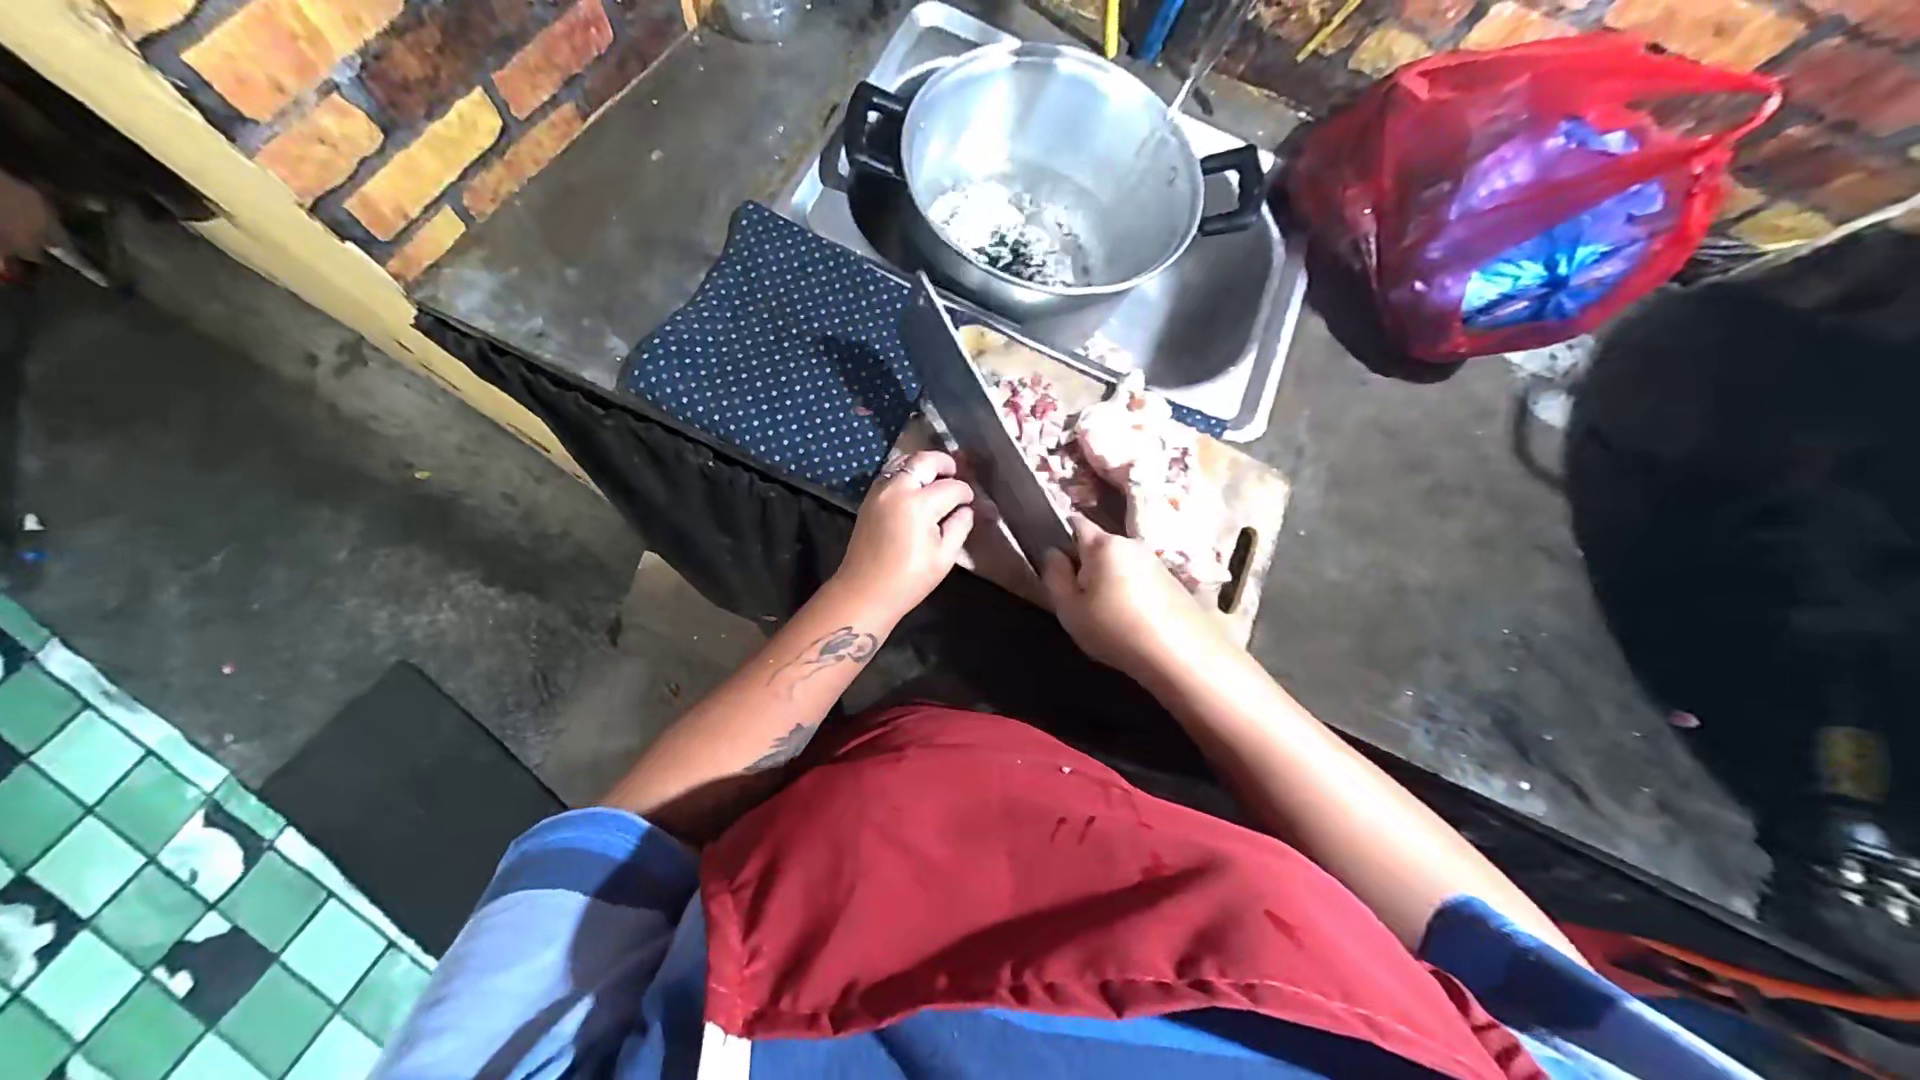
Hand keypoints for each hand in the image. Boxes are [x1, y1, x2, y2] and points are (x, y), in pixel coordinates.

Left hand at [833, 451, 974, 620]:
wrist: (864, 591)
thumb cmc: (909, 580)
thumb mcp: (944, 557)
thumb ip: (959, 526)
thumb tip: (966, 510)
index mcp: (919, 504)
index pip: (951, 487)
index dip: (965, 493)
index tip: (971, 502)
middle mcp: (897, 489)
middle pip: (924, 460)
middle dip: (945, 463)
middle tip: (957, 471)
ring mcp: (879, 491)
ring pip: (904, 461)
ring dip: (923, 464)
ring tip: (937, 476)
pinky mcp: (869, 498)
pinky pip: (890, 473)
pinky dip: (906, 472)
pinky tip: (917, 486)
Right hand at [1041, 514, 1224, 678]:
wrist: (1182, 657)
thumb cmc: (1116, 631)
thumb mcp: (1069, 610)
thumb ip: (1055, 576)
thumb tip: (1054, 552)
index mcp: (1104, 544)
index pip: (1074, 523)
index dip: (1061, 540)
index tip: (1060, 571)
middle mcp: (1132, 544)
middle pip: (1098, 548)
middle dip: (1087, 568)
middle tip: (1082, 603)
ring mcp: (1156, 562)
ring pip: (1120, 565)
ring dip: (1110, 583)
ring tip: (1110, 618)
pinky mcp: (1174, 581)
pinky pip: (1140, 580)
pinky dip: (1132, 595)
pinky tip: (1134, 623)